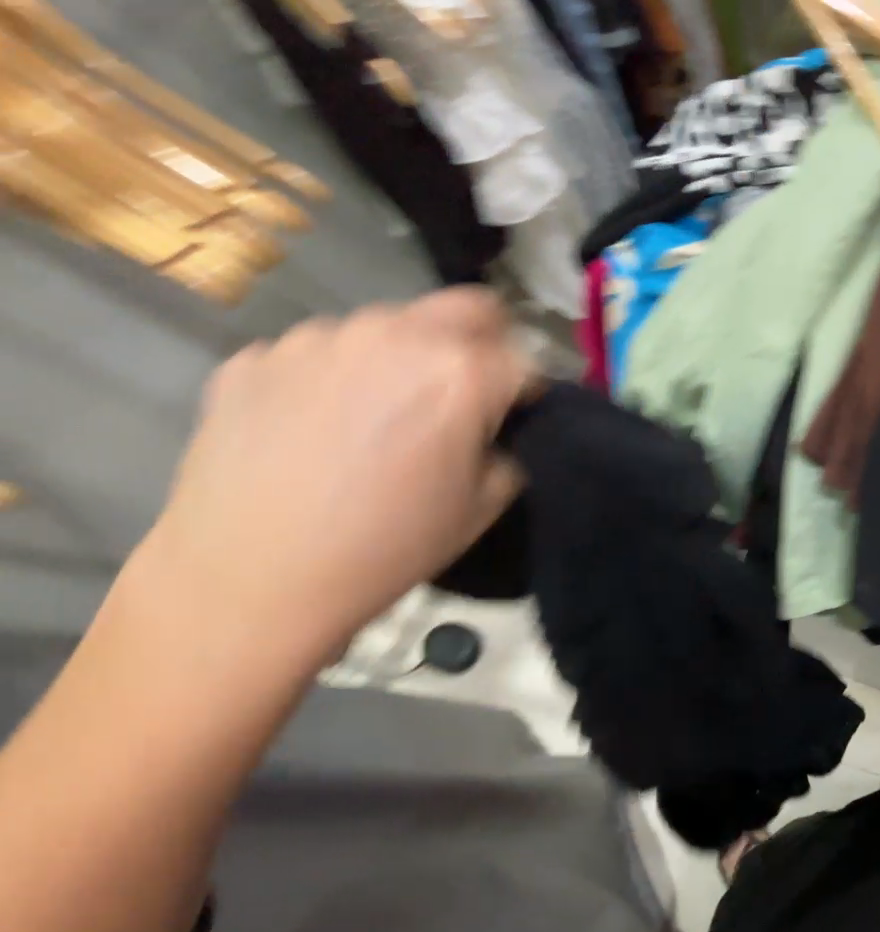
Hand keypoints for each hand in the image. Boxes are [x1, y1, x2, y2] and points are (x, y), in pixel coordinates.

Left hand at [145, 289, 530, 656]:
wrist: (253, 574)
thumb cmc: (390, 546)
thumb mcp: (483, 506)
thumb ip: (504, 449)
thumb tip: (491, 430)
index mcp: (461, 375)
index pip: (524, 356)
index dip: (528, 389)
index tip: (516, 416)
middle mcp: (393, 337)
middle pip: (462, 310)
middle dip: (478, 345)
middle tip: (463, 395)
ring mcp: (316, 340)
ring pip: (386, 327)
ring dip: (401, 357)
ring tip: (379, 417)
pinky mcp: (255, 357)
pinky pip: (318, 354)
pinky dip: (334, 379)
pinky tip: (318, 431)